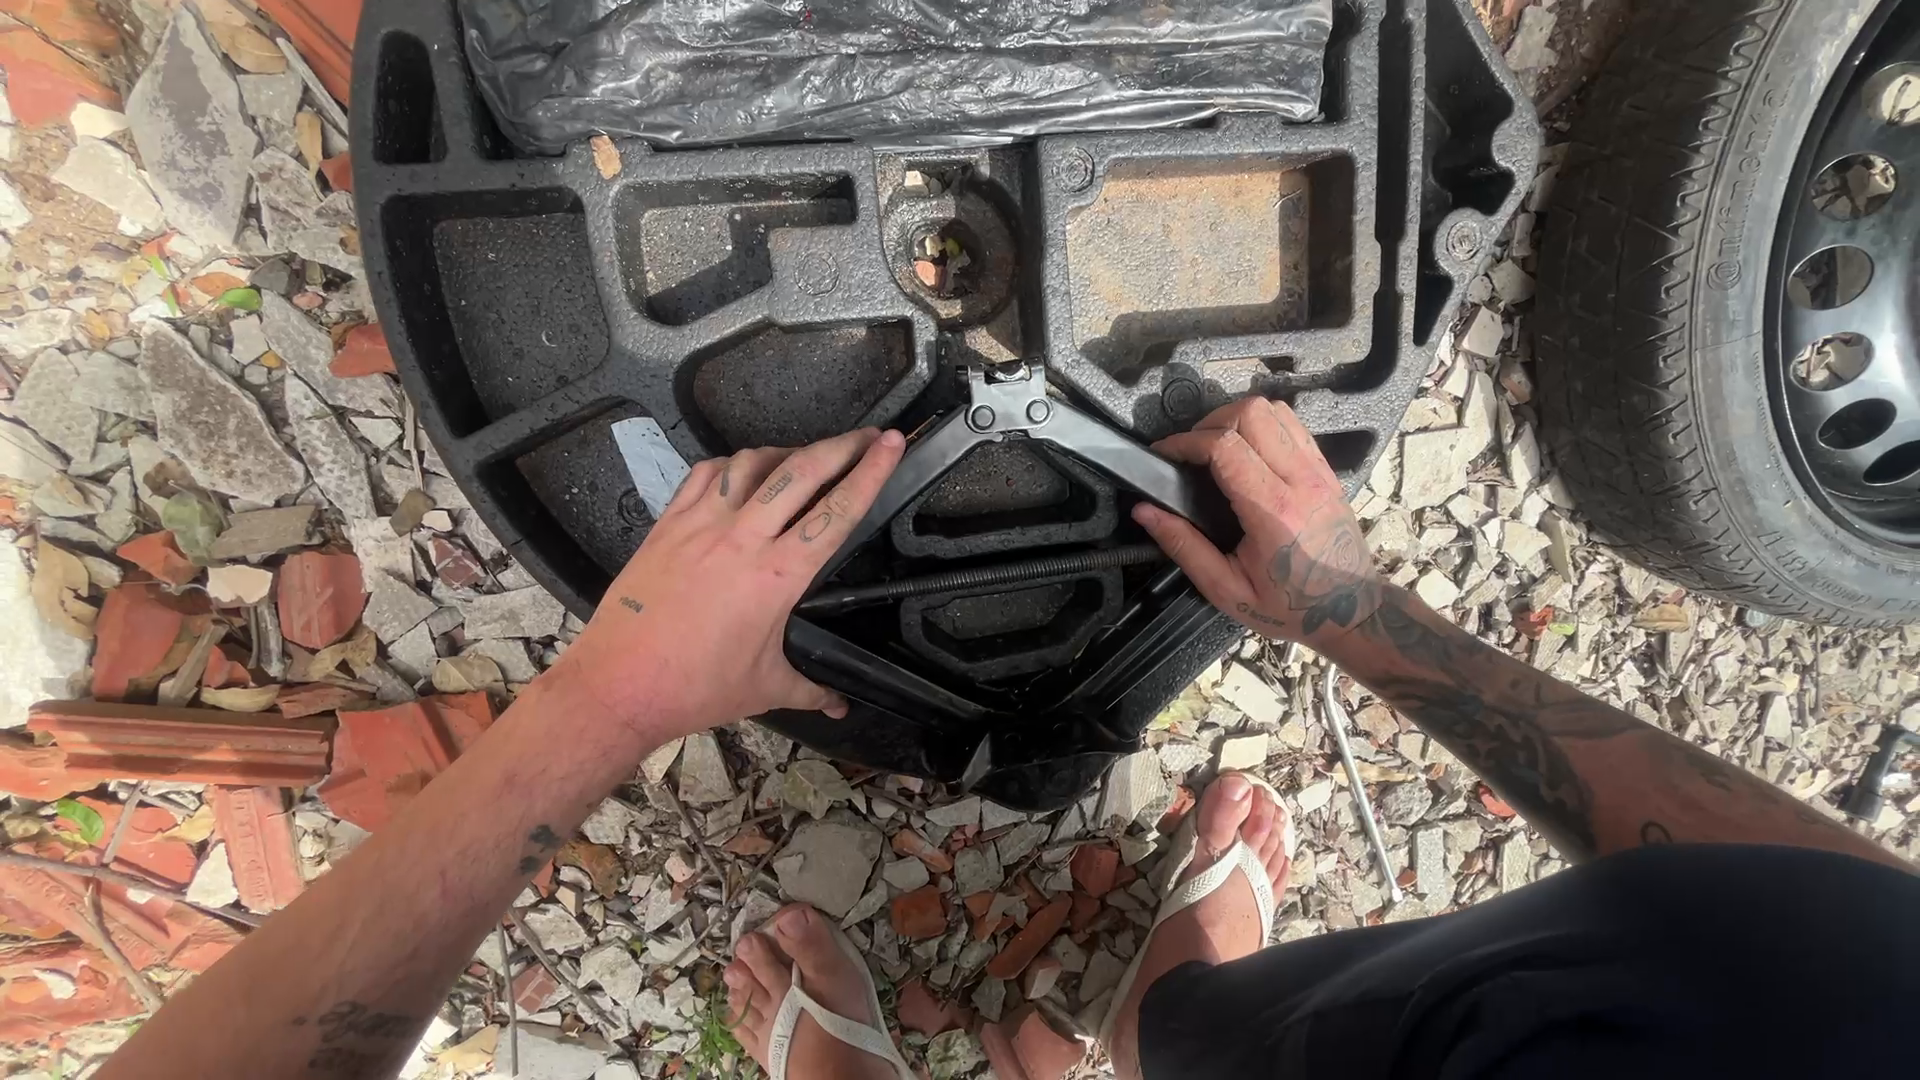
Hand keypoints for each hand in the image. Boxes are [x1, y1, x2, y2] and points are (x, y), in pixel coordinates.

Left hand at [556, 427, 904, 736]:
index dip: (871, 472)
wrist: (615, 685)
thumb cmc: (695, 688)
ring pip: (752, 463)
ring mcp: (700, 525)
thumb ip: (812, 689)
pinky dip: (734, 465)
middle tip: (867, 434)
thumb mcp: (765, 688)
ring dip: (788, 451)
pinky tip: (744, 472)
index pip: (837, 512)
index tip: (891, 444)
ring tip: (808, 455)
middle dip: (842, 445)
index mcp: (776, 576)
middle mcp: (741, 538)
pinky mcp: (667, 525)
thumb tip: (843, 705)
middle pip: (801, 471)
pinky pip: (705, 475)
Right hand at [1132, 399, 1381, 649]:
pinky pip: (1291, 425)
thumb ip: (1183, 546)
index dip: (1185, 442)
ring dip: (1237, 419)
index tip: (1163, 454)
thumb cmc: (1288, 607)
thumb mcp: (1225, 589)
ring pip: (1274, 410)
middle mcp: (1300, 480)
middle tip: (1189, 451)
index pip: (1224, 445)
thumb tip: (1144, 511)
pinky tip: (1245, 451)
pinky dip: (1261, 426)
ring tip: (1215, 447)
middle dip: (1209, 423)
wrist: (1350, 613)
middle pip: (1250, 412)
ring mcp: (1318, 470)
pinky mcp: (1326, 470)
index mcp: (1272, 510)